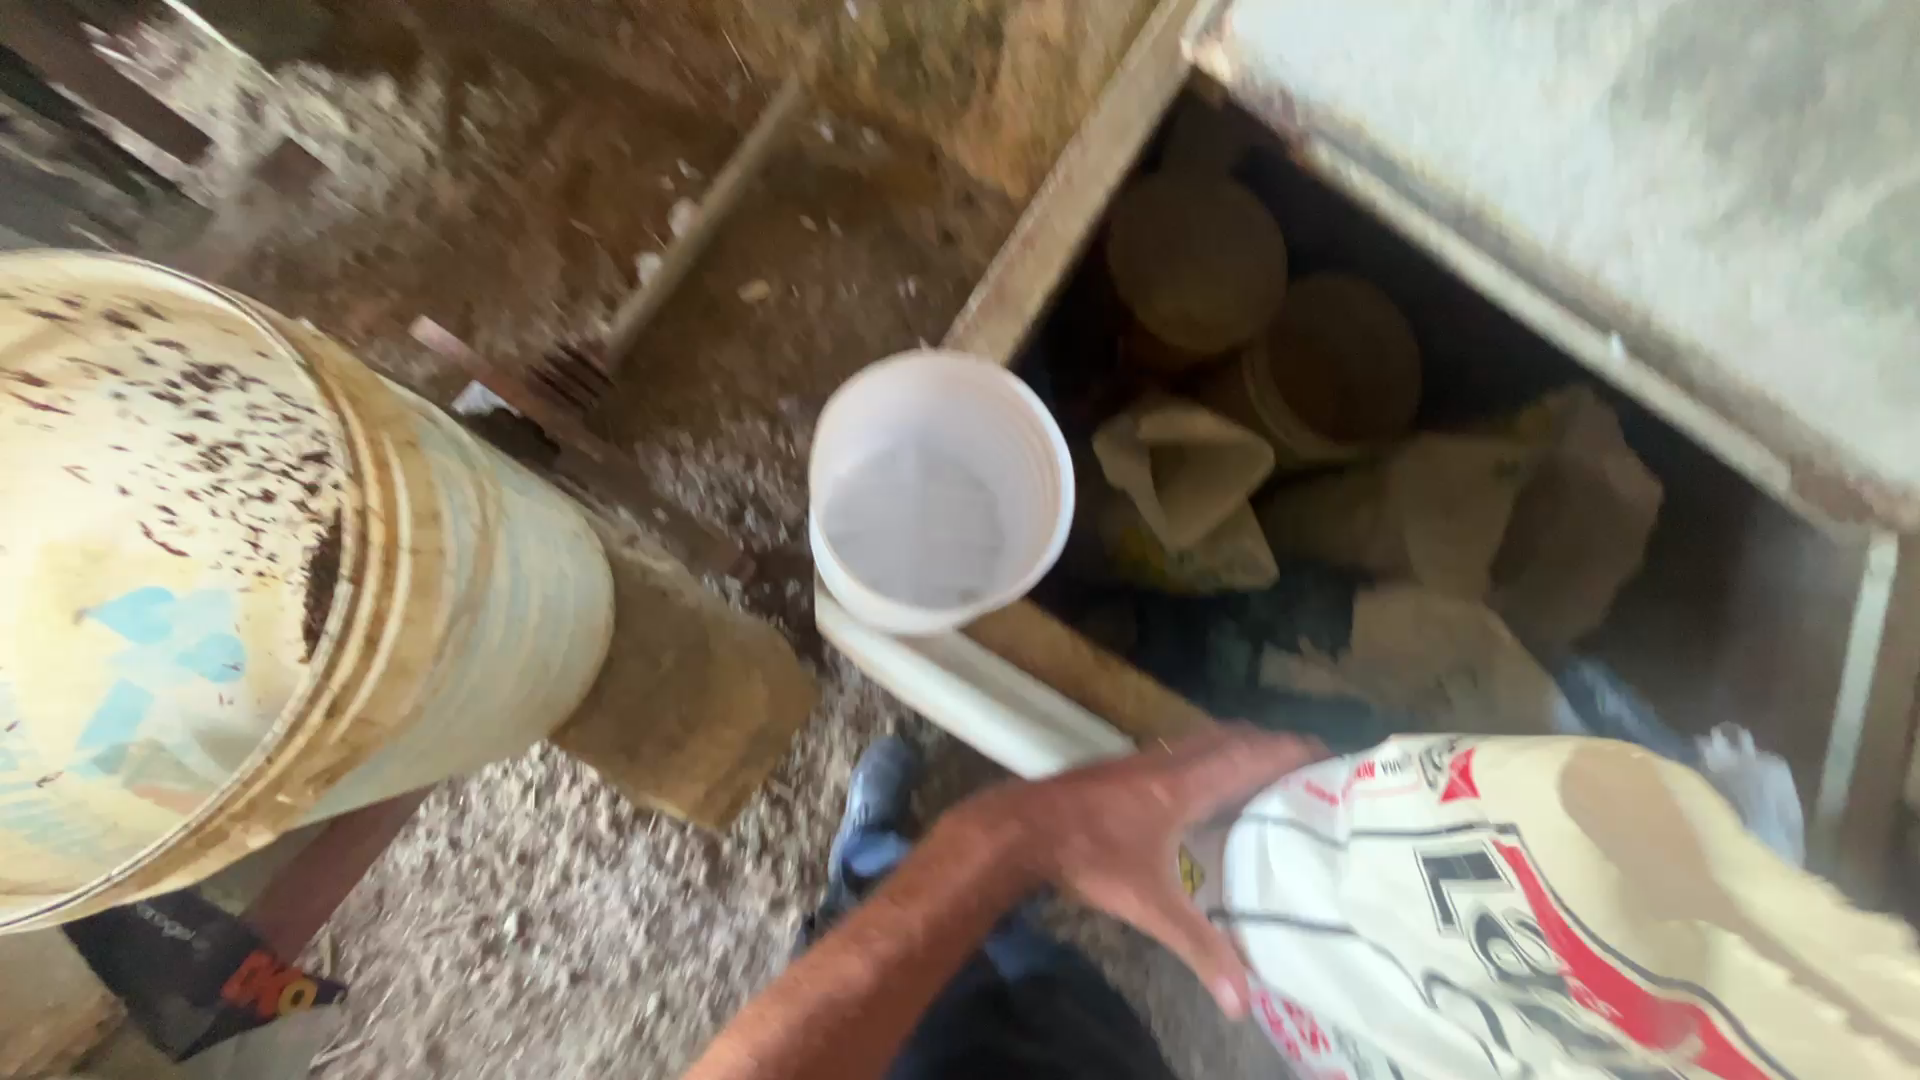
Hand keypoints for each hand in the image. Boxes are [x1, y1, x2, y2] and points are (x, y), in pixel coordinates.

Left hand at [949, 727, 1325, 1018]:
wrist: (1025, 826)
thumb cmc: (1090, 857)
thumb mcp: (1149, 904)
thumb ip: (1197, 946)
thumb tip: (1242, 1001)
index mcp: (1183, 786)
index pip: (1247, 757)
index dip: (1287, 750)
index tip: (1326, 748)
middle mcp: (1165, 763)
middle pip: (1227, 738)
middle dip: (1268, 743)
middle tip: (1306, 758)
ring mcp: (1139, 760)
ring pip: (1199, 740)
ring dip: (1234, 745)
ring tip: (1263, 767)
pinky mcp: (1119, 767)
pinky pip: (1176, 750)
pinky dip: (1204, 755)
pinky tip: (1200, 784)